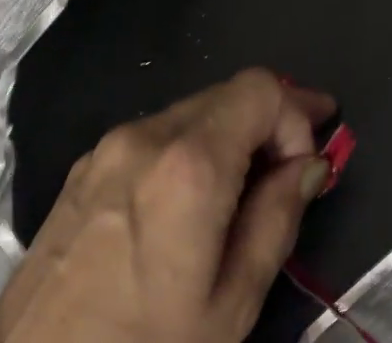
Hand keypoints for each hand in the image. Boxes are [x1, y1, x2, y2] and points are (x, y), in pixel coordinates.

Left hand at [0, 69, 337, 342]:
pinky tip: (193, 203)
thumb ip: (278, 218)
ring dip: (230, 137)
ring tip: (248, 192)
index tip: (310, 166)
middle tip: (299, 166)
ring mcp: (105, 149)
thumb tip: (309, 165)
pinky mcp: (81, 170)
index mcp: (188, 162)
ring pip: (190, 113)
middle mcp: (144, 135)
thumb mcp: (231, 302)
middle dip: (271, 123)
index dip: (297, 117)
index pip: (262, 89)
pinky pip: (153, 138)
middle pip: (227, 94)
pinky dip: (188, 151)